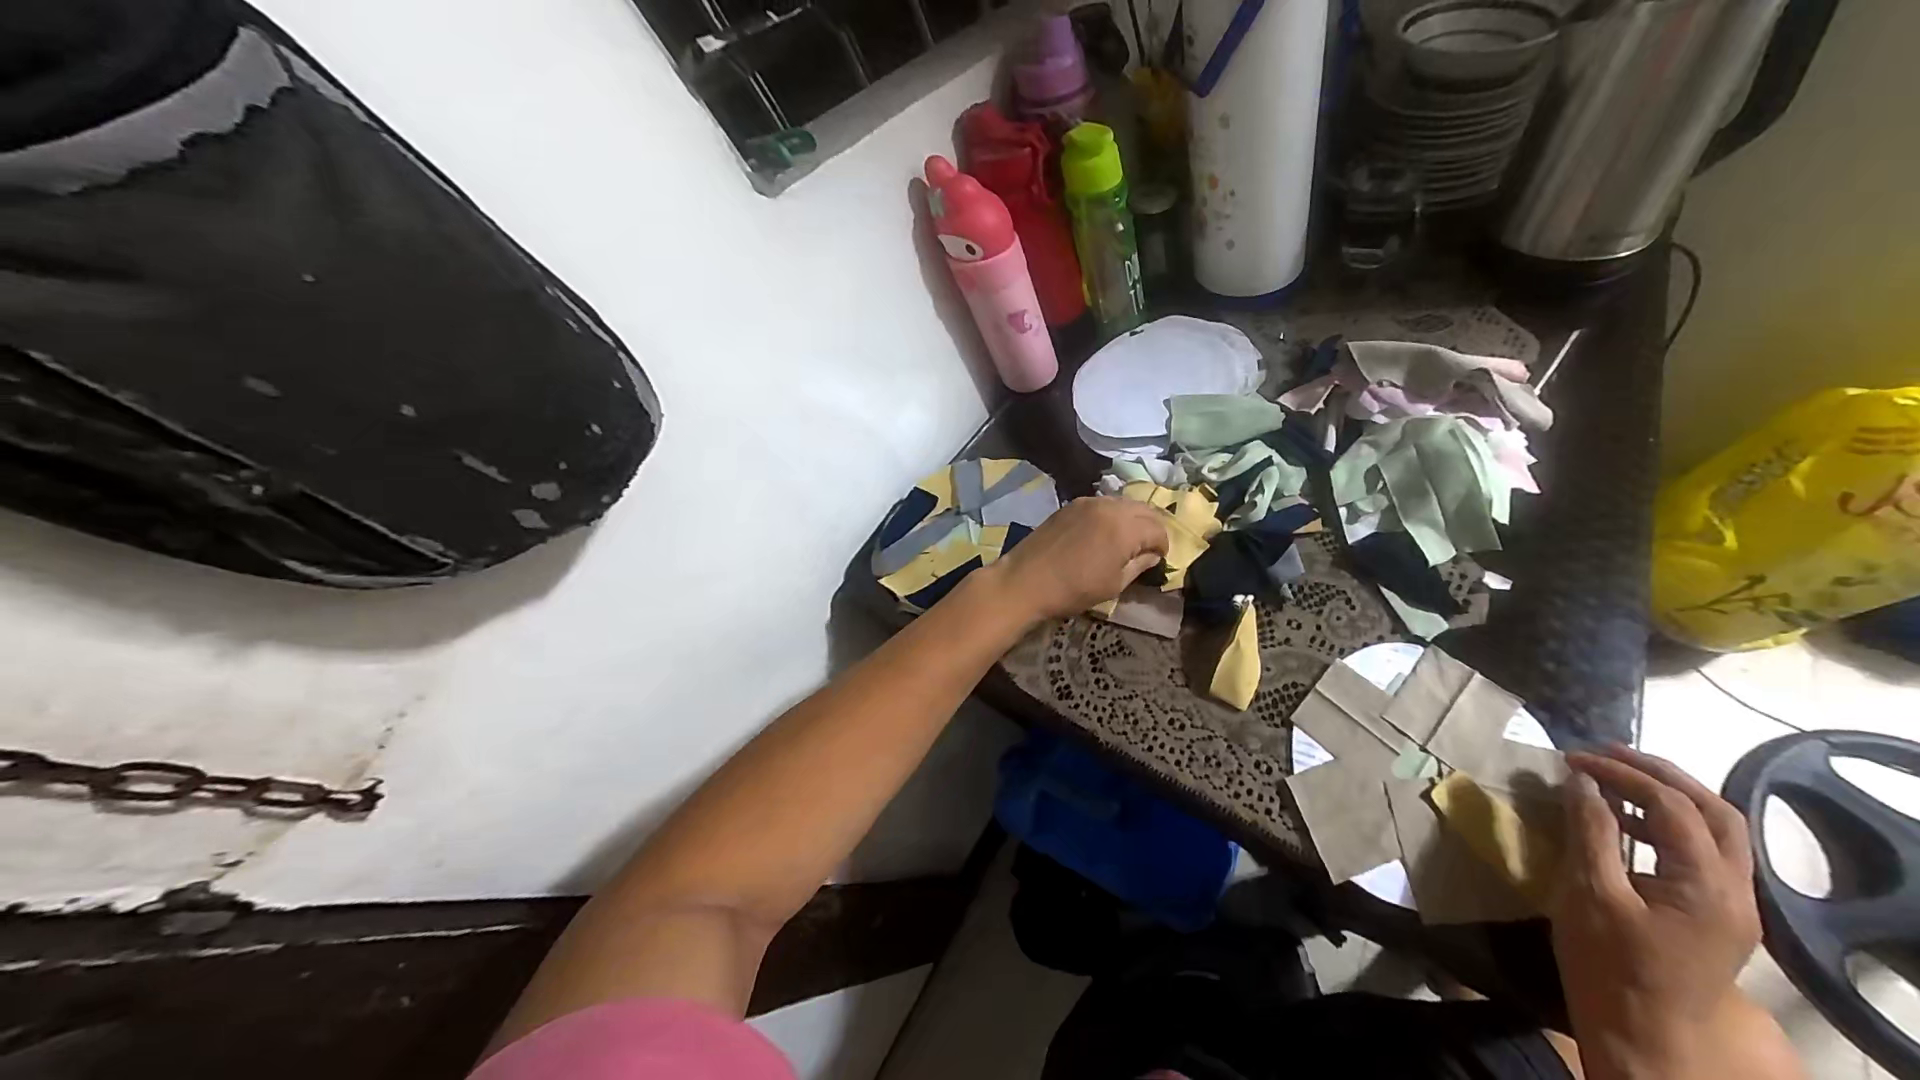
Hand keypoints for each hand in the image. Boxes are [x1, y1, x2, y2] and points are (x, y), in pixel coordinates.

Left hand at [980, 496, 1168, 621]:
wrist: (1025, 581)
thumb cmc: (1073, 589)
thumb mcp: (1114, 584)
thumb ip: (1139, 565)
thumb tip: (1152, 554)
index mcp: (1125, 527)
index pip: (1158, 529)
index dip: (1163, 546)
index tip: (1158, 560)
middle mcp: (1109, 506)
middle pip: (1144, 509)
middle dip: (1151, 528)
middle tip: (1147, 548)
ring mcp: (1088, 502)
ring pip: (1123, 503)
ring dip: (1132, 519)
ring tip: (1127, 540)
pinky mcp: (1070, 505)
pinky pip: (1102, 504)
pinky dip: (1111, 515)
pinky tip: (1104, 532)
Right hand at [1551, 744, 1762, 1078]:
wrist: (1639, 1030)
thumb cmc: (1607, 961)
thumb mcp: (1590, 892)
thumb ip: (1591, 831)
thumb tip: (1582, 780)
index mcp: (1709, 887)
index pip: (1674, 807)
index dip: (1623, 774)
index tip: (1573, 759)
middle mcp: (1736, 891)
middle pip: (1716, 813)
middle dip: (1661, 775)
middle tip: (1606, 752)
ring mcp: (1730, 904)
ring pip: (1716, 831)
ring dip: (1667, 796)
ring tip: (1612, 777)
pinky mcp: (1712, 911)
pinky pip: (1700, 852)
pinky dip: (1664, 823)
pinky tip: (1622, 820)